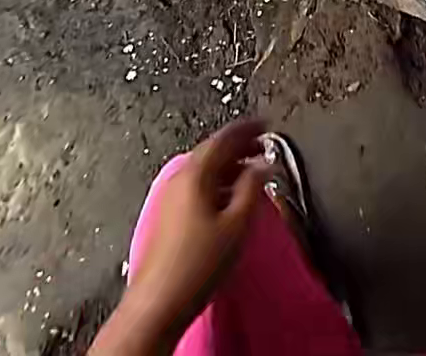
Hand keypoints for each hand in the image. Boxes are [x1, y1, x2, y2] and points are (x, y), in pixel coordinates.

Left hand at [101, 120, 269, 353]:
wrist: (159, 300)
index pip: (224, 138)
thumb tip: (263, 164)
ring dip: (229, 163)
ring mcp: (171, 192)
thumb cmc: (200, 262)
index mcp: (195, 172)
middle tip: (262, 144)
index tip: (265, 124)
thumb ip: (252, 188)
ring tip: (251, 168)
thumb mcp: (236, 224)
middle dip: (239, 145)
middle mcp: (180, 175)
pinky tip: (229, 193)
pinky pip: (197, 181)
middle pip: (212, 150)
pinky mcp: (169, 210)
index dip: (247, 129)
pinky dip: (217, 178)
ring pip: (204, 166)